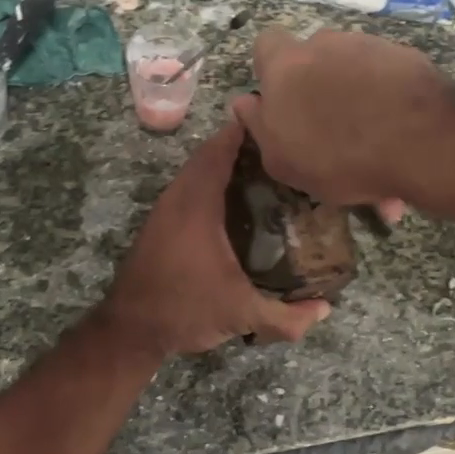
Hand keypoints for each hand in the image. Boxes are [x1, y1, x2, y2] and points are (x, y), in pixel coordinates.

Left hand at [93, 119, 331, 356]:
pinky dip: (213, 184)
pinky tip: (238, 205)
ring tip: (268, 174)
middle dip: (244, 147)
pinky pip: (190, 189)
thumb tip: (325, 309)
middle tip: (283, 151)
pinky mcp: (160, 224)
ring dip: (227, 166)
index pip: (221, 148)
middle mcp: (178, 196)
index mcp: (197, 202)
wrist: (129, 330)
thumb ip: (287, 316)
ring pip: (198, 171)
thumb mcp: (242, 314)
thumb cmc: (184, 309)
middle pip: (211, 154)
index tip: (280, 123)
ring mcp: (165, 209)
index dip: (248, 130)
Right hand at [231, 27, 444, 212]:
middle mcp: (325, 45)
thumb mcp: (281, 158)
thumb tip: (242, 102)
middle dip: (320, 88)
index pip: (266, 44)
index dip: (270, 67)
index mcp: (286, 65)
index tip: (280, 98)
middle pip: (314, 59)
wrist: (420, 140)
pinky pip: (388, 83)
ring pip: (354, 73)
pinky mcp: (408, 58)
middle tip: (331, 132)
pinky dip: (389, 107)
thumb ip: (258, 126)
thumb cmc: (336, 154)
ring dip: (359, 102)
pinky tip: (401, 146)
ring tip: (374, 150)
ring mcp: (370, 46)